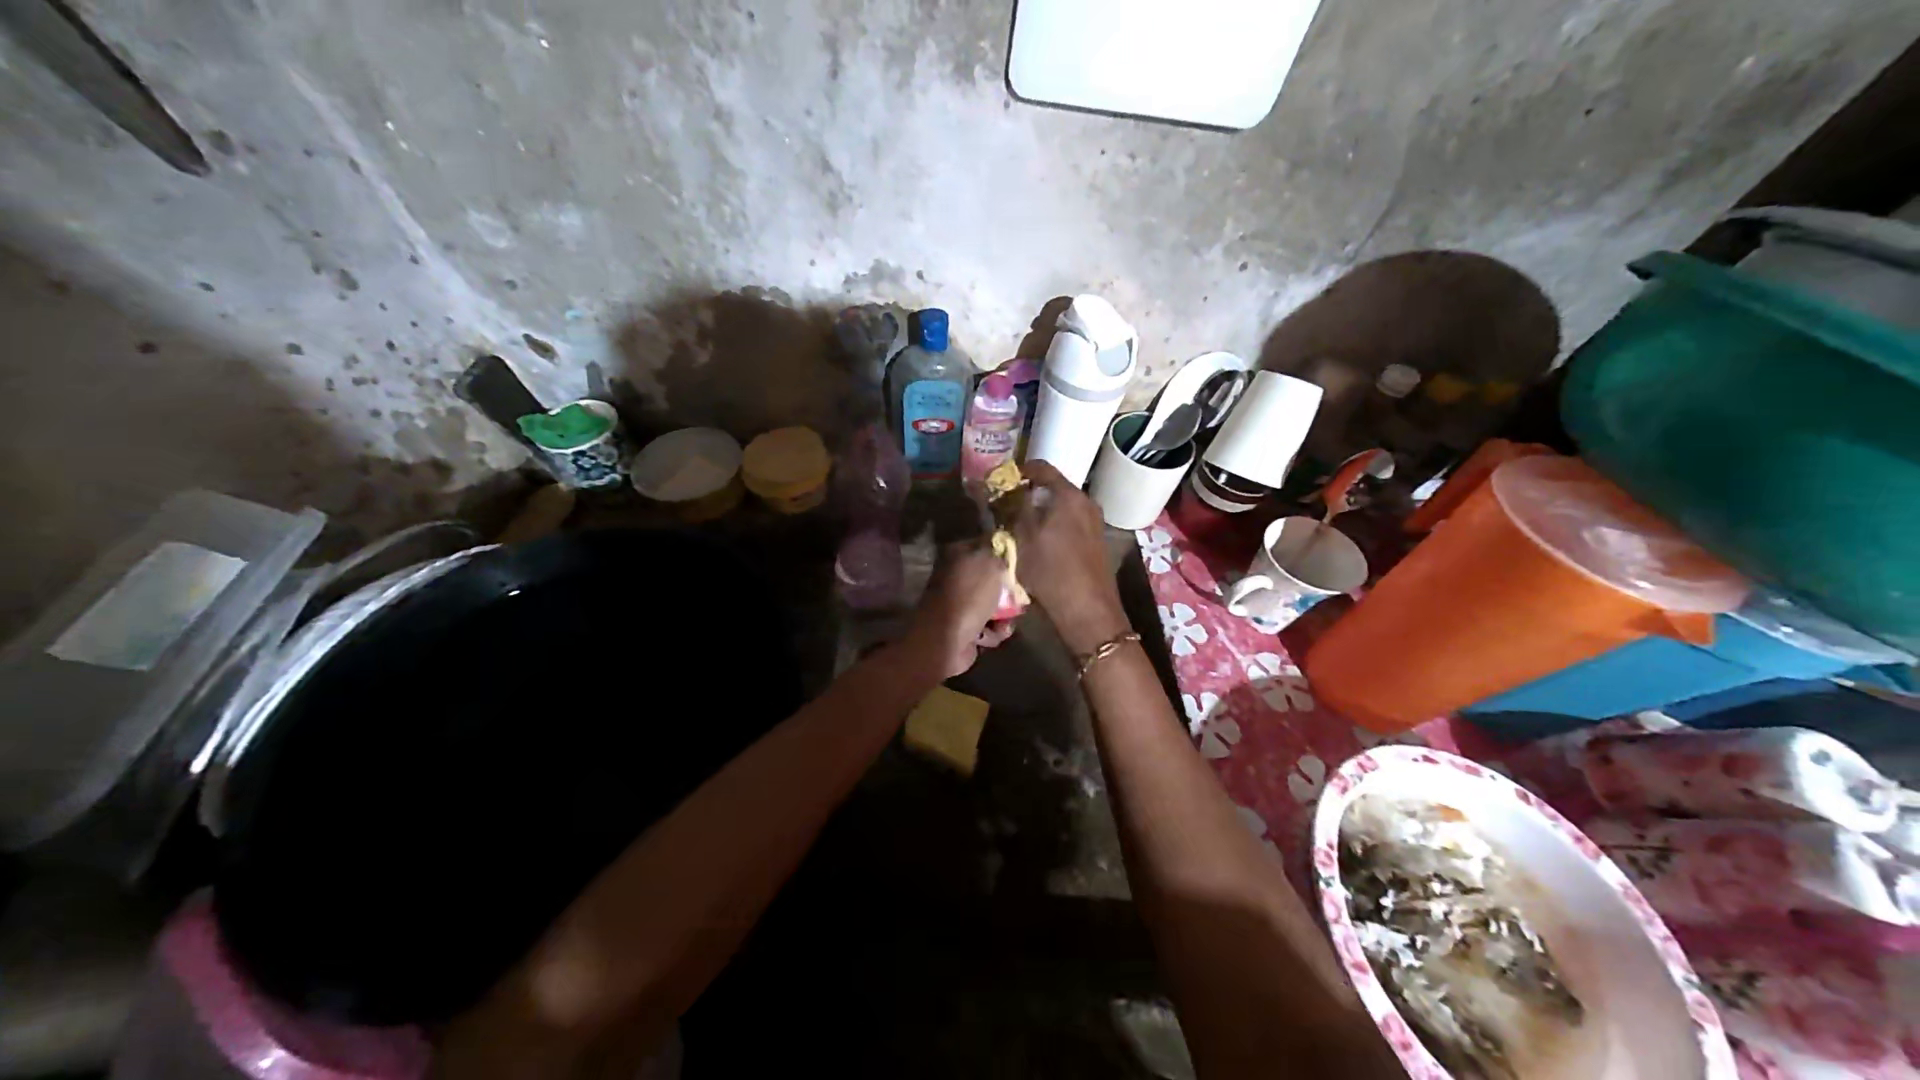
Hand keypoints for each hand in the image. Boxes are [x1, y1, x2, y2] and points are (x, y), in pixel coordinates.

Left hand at [906, 542, 1015, 678]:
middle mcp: (954, 577)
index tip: (1018, 565)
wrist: (945, 639)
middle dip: (1007, 592)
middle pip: (990, 579)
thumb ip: (998, 553)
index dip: (1003, 555)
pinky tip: (990, 636)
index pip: (985, 546)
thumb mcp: (990, 563)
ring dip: (1003, 616)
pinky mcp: (960, 628)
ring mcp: (956, 604)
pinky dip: (992, 633)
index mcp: (957, 555)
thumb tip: (1002, 549)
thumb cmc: (969, 595)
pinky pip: (986, 627)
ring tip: (1004, 623)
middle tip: (1017, 599)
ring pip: (991, 605)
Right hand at [1011, 461, 1129, 653]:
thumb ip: (1013, 508)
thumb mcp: (1021, 537)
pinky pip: (1070, 523)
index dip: (1018, 471)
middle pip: (1053, 488)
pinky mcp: (1096, 542)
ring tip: (1019, 527)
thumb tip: (1004, 491)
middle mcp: (1086, 502)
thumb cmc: (1051, 570)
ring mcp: (1095, 522)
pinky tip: (1039, 544)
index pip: (1041, 467)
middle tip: (1006, 506)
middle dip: (1028, 494)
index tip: (1000, 482)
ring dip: (1041, 512)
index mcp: (1068, 495)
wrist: (1087, 609)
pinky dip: (1053, 526)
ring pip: (1062, 507)